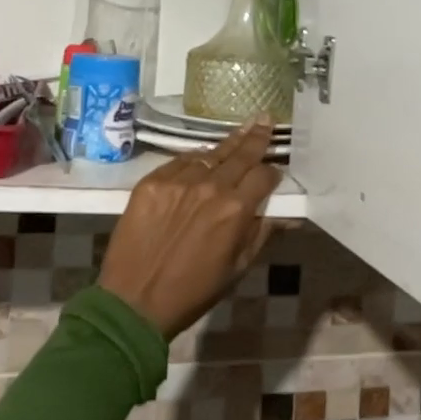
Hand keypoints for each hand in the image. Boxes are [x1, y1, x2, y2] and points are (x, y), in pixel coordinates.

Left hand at [98, 118, 282, 338]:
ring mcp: (177, 180)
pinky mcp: (151, 181)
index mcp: (236, 209)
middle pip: (239, 154)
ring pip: (209, 154)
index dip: (273, 173)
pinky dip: (194, 160)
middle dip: (255, 137)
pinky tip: (202, 158)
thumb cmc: (193, 291)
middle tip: (264, 118)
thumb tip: (286, 214)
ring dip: (227, 144)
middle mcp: (209, 186)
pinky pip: (179, 162)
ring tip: (241, 128)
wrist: (134, 302)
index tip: (275, 171)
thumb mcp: (237, 267)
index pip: (263, 176)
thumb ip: (261, 233)